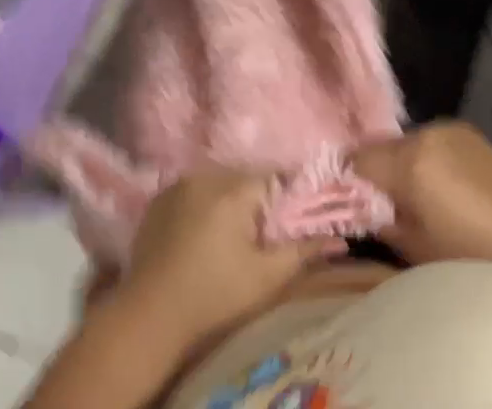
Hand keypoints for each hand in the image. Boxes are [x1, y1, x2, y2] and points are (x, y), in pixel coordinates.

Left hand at [113, 170, 341, 349]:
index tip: (293, 221)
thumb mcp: (267, 277)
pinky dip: (203, 206)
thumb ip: (304, 251)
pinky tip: (203, 235)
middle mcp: (205, 176)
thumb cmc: (216, 295)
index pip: (274, 177)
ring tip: (233, 236)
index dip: (288, 198)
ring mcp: (177, 185)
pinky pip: (192, 192)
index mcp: (233, 189)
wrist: (150, 314)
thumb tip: (340, 240)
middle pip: (245, 178)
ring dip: (229, 201)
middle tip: (264, 234)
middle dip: (258, 200)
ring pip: (218, 183)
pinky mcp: (158, 200)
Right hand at [352, 121, 491, 265]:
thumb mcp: (412, 245)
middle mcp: (423, 135)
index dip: (349, 181)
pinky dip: (427, 159)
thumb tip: (362, 207)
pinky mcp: (465, 132)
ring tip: (417, 195)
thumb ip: (379, 219)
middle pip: (380, 148)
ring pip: (405, 144)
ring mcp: (446, 129)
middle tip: (384, 203)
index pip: (356, 160)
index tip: (352, 201)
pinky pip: (430, 143)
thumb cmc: (470, 253)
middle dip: (378, 172)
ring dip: (403, 164)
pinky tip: (442, 185)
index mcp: (407, 162)